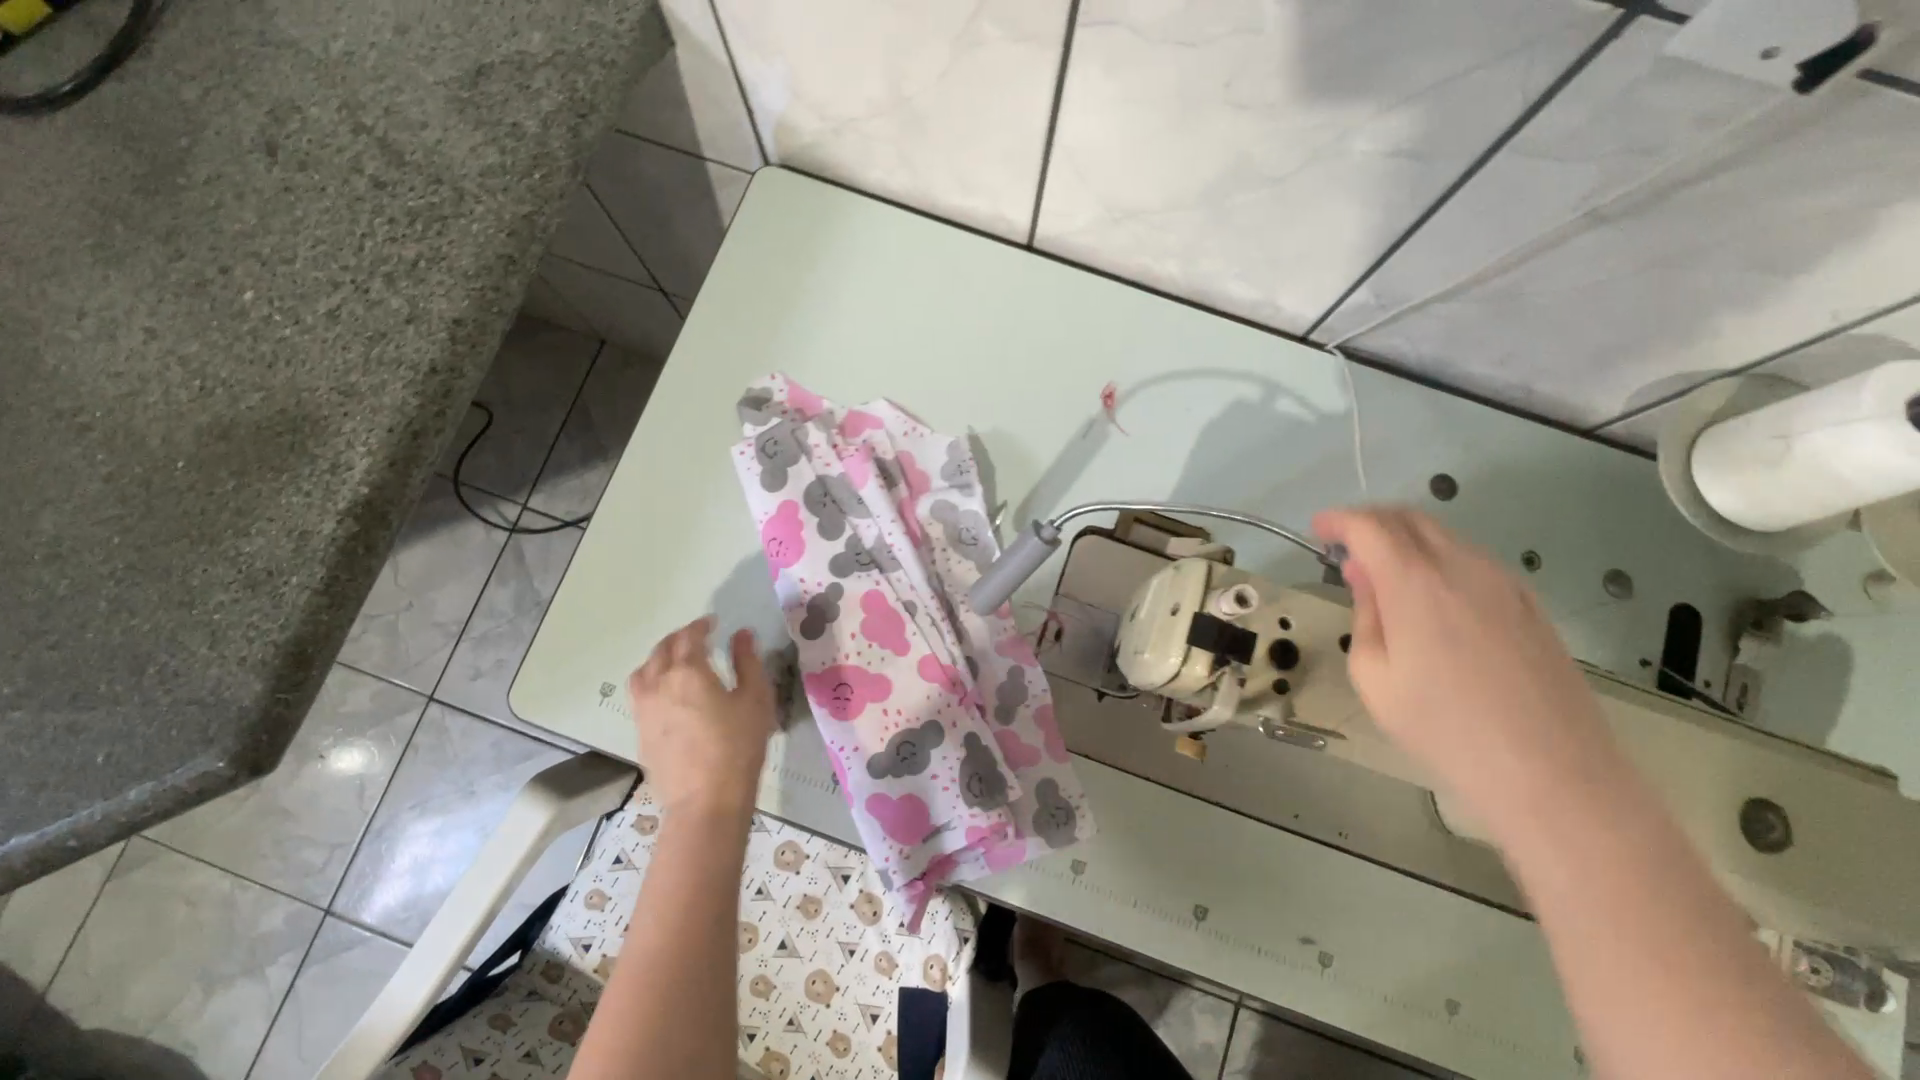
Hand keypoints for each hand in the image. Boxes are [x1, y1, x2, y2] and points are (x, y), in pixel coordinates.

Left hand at [626, 617, 776, 818]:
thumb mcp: (755, 699)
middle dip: (680, 638)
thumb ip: (748, 662)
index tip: (714, 623)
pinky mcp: (640, 730)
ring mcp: (644, 708)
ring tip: (676, 660)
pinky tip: (667, 692)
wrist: (705, 800)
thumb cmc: (738, 747)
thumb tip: (741, 635)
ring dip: (660, 657)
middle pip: (662, 649)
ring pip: (644, 670)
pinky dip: (652, 680)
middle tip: (697, 637)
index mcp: (688, 671)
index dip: (701, 625)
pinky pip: (640, 692)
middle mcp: (659, 683)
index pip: (690, 636)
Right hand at [1313, 506, 1622, 825]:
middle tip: (1346, 546)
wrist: (1549, 769)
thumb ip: (1367, 617)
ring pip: (1446, 537)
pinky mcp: (1530, 603)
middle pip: (1411, 519)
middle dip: (1372, 522)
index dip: (1339, 521)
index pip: (1370, 527)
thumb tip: (1366, 578)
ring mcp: (1504, 582)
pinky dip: (1441, 561)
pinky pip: (1474, 562)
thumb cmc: (1445, 729)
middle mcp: (1462, 567)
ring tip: (1385, 575)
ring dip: (1408, 541)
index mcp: (1416, 583)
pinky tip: (1432, 598)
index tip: (1319, 529)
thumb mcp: (1376, 679)